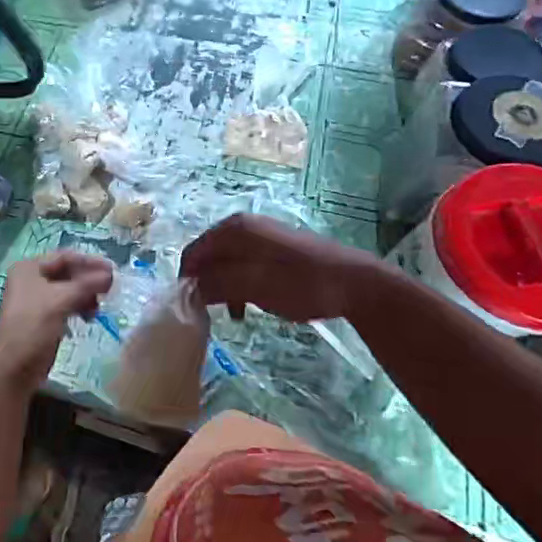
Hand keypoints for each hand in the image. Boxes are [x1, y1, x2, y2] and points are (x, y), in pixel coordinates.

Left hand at [0, 251, 114, 387]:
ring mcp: (36, 300)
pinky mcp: (43, 318)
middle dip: (89, 281)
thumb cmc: (32, 328)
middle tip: (110, 289)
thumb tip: (111, 274)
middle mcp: (31, 280)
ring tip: (98, 308)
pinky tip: (89, 317)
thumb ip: (87, 284)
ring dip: (86, 296)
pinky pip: (66, 305)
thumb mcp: (60, 301)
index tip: (112, 271)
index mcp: (29, 268)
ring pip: (68, 290)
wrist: (12, 370)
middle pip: (67, 273)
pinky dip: (79, 308)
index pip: (65, 257)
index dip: (89, 262)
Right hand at [179, 213, 387, 322]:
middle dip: (206, 285)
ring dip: (224, 288)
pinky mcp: (274, 249)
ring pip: (227, 263)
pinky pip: (244, 266)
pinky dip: (240, 285)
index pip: (194, 252)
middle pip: (209, 257)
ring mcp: (261, 236)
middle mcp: (244, 226)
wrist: (353, 283)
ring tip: (232, 315)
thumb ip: (217, 283)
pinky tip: (249, 307)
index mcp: (235, 229)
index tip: (189, 309)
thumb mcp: (253, 286)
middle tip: (210, 315)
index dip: (188, 280)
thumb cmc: (300, 283)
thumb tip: (189, 286)